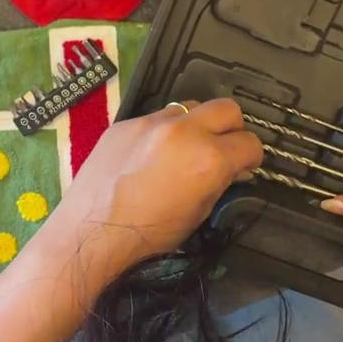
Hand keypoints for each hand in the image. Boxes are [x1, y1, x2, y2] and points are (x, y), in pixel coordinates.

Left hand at [34, 98, 262, 278]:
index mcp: (208, 158)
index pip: (249, 143)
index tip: (243, 167)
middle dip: (231, 129)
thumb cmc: (149, 234)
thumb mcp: (197, 214)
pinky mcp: (125, 123)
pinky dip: (161, 132)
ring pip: (189, 107)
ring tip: (182, 150)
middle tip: (221, 150)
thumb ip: (220, 184)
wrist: (91, 232)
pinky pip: (155, 118)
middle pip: (227, 108)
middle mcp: (184, 130)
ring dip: (194, 125)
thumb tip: (232, 169)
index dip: (251, 158)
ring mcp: (151, 122)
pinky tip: (148, 156)